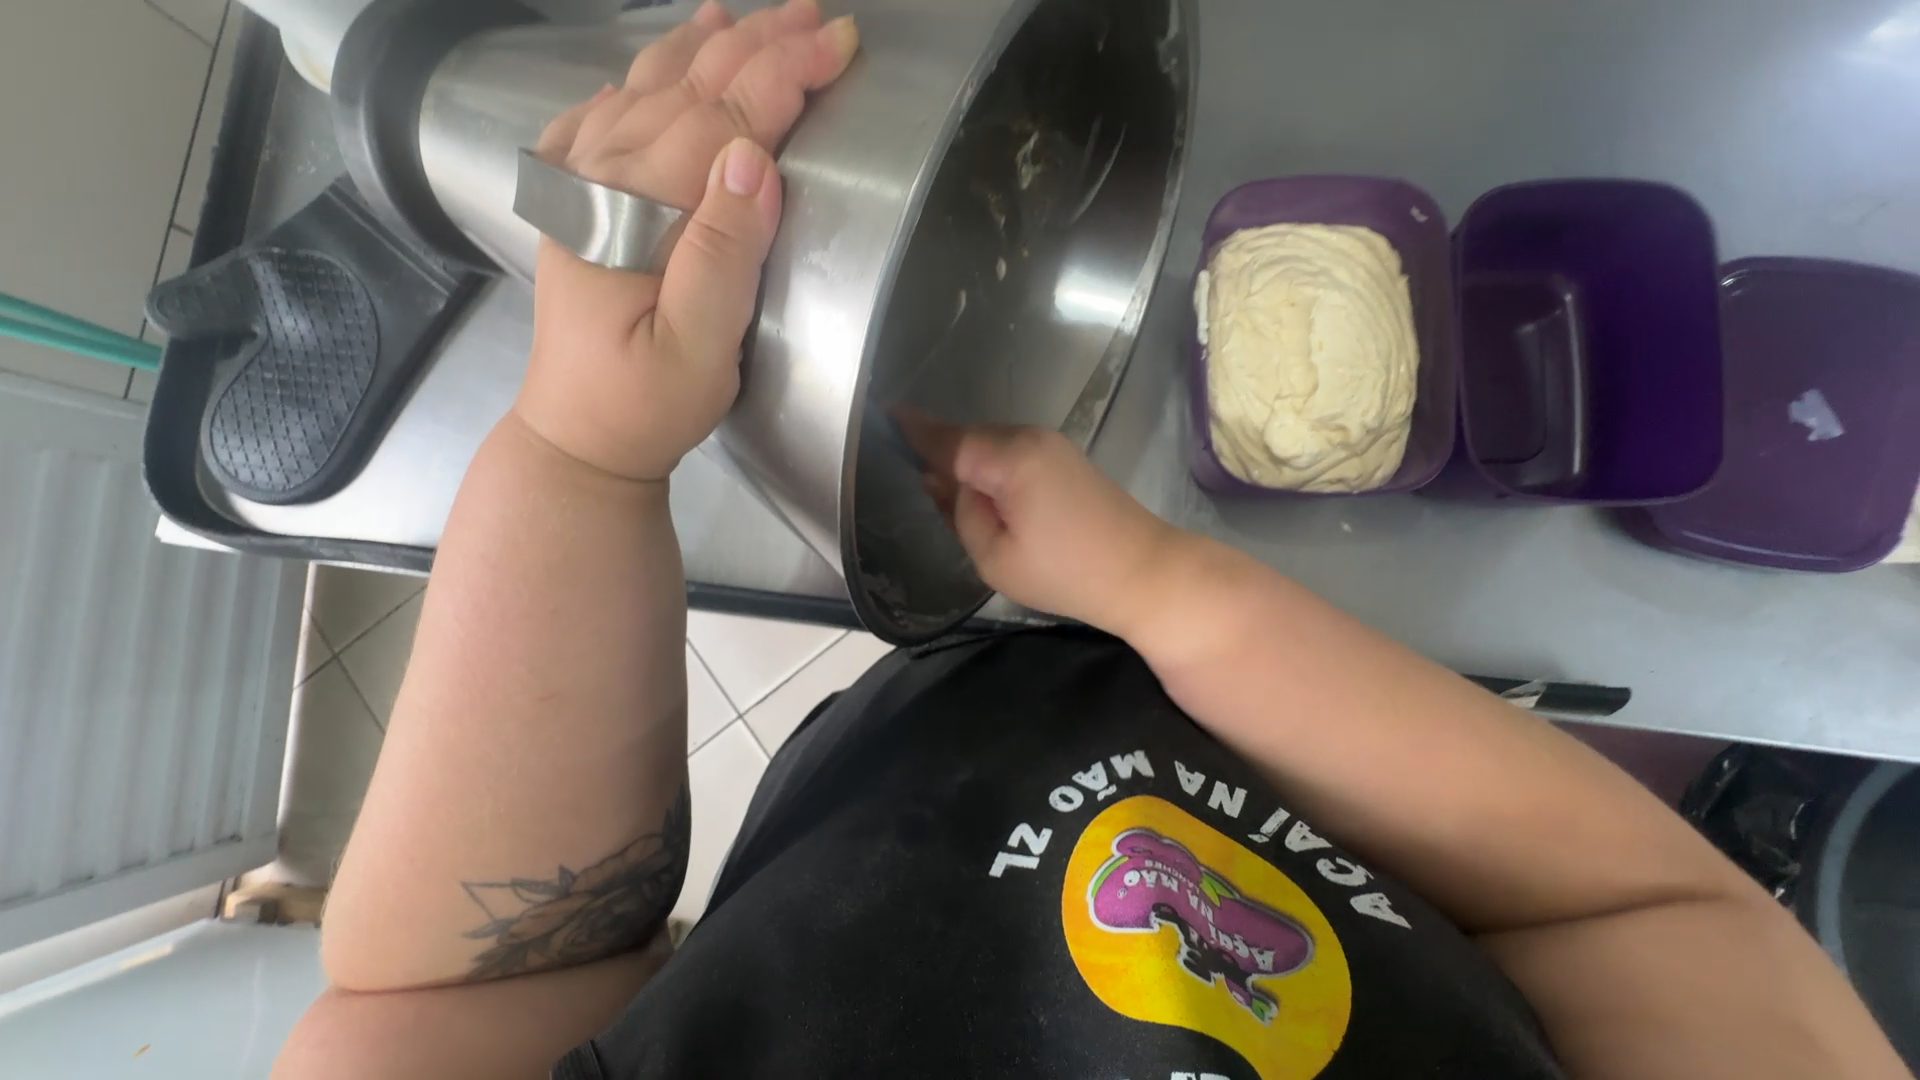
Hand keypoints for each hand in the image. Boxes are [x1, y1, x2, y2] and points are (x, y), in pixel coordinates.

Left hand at [514, 0, 859, 481]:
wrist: (577, 436)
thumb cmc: (645, 405)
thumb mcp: (697, 351)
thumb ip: (721, 256)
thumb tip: (751, 160)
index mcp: (634, 208)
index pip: (720, 118)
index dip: (782, 75)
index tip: (839, 46)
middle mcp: (600, 176)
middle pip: (686, 86)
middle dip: (758, 44)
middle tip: (819, 18)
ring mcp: (580, 183)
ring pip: (647, 86)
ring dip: (706, 45)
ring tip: (749, 15)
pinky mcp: (577, 200)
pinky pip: (606, 112)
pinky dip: (642, 75)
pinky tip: (658, 60)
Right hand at [896, 410, 1182, 636]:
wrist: (1144, 572)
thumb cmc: (1066, 573)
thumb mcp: (995, 557)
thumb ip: (959, 514)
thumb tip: (942, 482)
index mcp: (1010, 459)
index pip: (948, 440)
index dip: (914, 430)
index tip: (884, 415)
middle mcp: (1030, 438)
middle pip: (969, 440)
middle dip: (942, 457)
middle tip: (920, 492)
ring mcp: (1052, 444)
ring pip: (991, 446)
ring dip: (969, 465)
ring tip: (953, 502)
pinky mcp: (1065, 458)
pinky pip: (1012, 454)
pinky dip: (992, 469)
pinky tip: (988, 498)